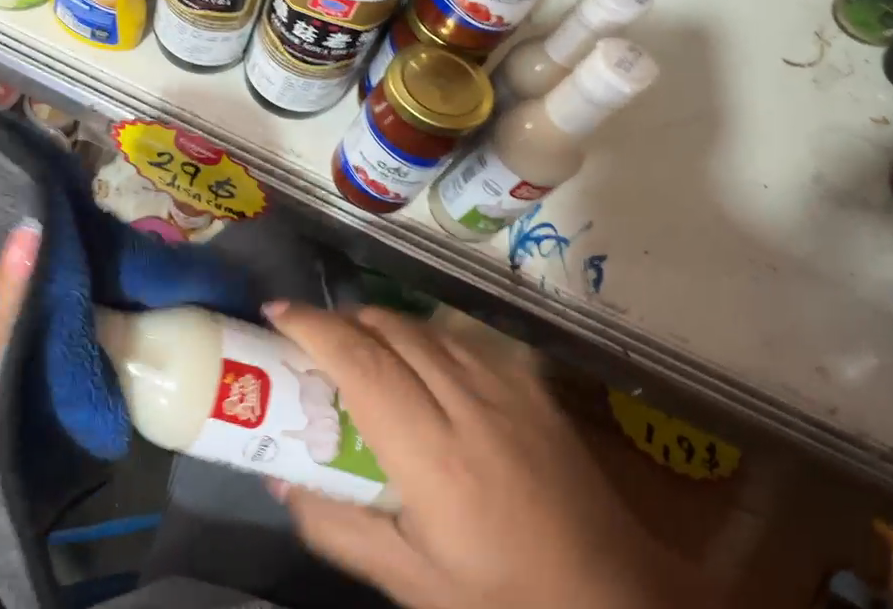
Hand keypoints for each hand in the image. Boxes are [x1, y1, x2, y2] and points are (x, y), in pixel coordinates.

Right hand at [263, 302, 710, 608]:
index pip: (359, 362)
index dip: (312, 327)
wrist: (617, 598)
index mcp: (432, 454)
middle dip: (340, 319)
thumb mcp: (410, 580)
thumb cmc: (503, 594)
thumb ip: (336, 527)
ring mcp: (508, 390)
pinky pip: (463, 340)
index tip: (275, 313)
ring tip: (353, 341)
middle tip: (306, 335)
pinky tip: (417, 356)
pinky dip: (424, 335)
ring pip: (425, 327)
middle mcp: (468, 405)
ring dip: (379, 323)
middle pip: (389, 330)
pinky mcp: (533, 389)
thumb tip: (278, 476)